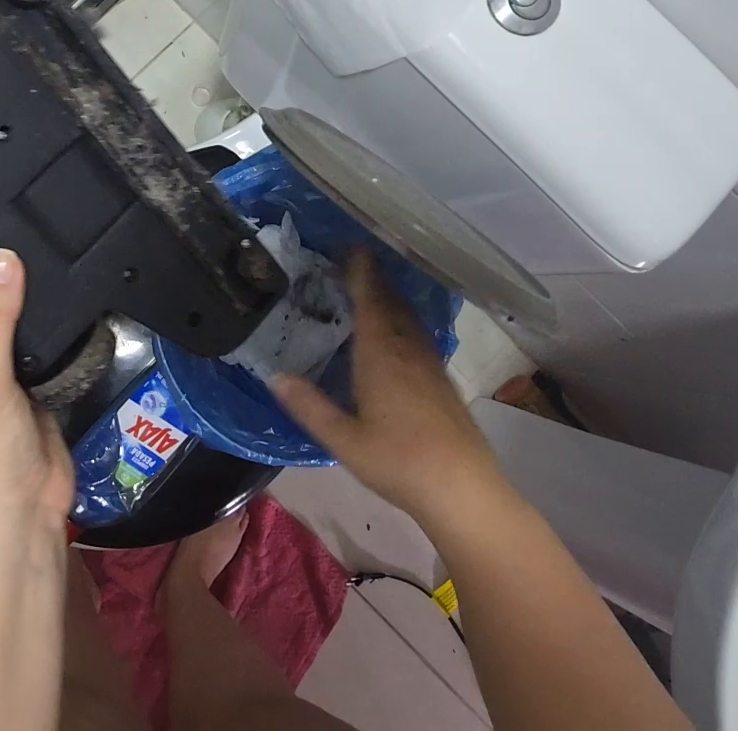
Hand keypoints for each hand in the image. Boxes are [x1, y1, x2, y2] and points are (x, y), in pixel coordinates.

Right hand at [272, 249, 503, 523]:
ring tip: (375, 290)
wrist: (462, 488)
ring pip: (409, 319)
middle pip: (391, 304)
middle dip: (374, 281)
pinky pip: (420, 335)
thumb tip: (275, 376)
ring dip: (391, 299)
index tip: (352, 249)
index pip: (370, 302)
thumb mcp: (343, 439)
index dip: (361, 273)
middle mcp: (408, 350)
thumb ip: (309, 406)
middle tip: (356, 262)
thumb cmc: (398, 461)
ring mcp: (430, 365)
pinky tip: (401, 335)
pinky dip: (405, 321)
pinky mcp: (443, 382)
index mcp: (381, 355)